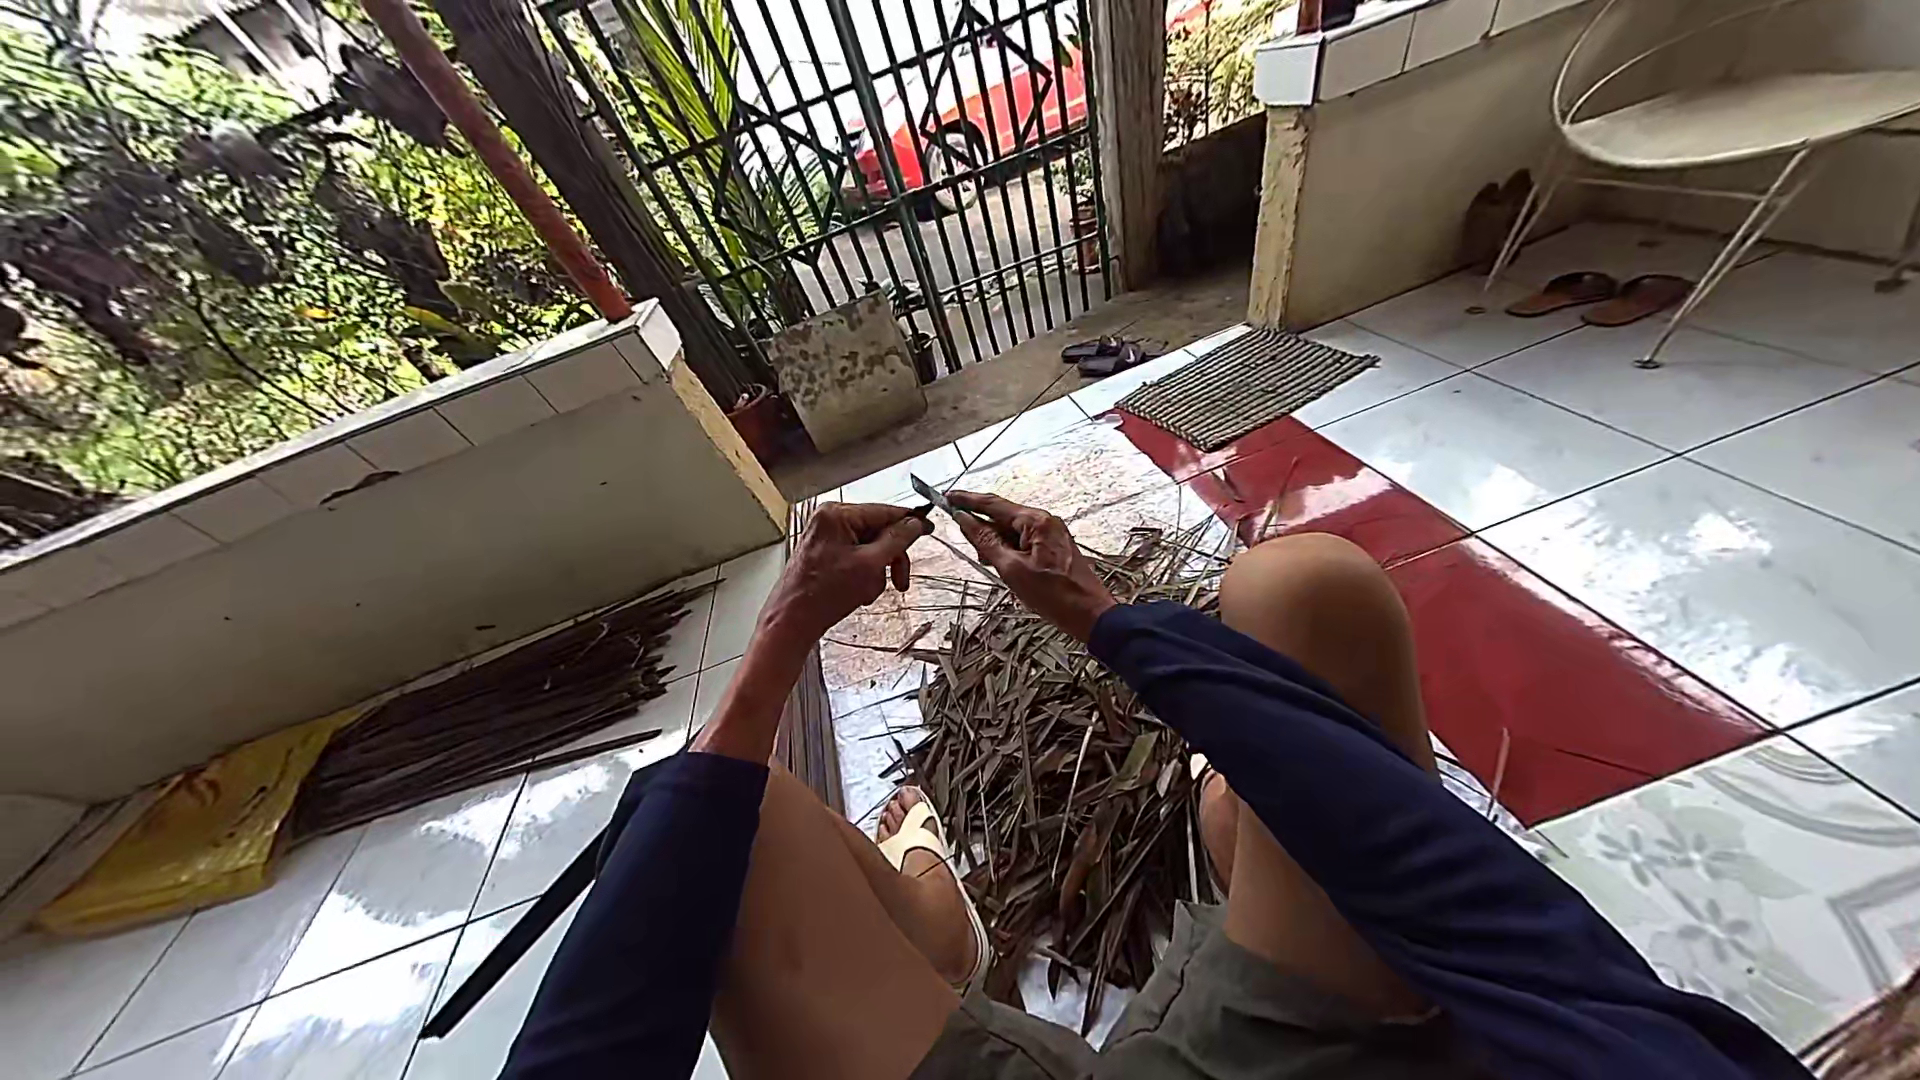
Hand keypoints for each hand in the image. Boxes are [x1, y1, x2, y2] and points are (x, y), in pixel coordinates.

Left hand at [754, 502, 930, 655]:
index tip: (929, 528)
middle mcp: (830, 521)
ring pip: (870, 548)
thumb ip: (896, 540)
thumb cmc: (821, 594)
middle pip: (878, 531)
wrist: (792, 622)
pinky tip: (859, 593)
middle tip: (900, 580)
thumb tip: (915, 523)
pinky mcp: (826, 555)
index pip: (884, 511)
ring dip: (877, 572)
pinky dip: (865, 576)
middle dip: (890, 558)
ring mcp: (827, 538)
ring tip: (869, 591)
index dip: (909, 522)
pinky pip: (858, 559)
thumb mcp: (869, 564)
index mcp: (837, 515)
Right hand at [947, 491, 1116, 642]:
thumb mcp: (1012, 569)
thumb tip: (964, 520)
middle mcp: (1045, 521)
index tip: (947, 497)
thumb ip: (985, 541)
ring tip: (995, 567)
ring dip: (997, 546)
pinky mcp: (1053, 548)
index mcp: (1036, 521)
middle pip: (1002, 517)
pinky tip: (1007, 570)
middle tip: (976, 552)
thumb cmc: (1056, 596)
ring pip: (1012, 532)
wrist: (1090, 615)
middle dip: (984, 532)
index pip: (993, 504)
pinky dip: (1010, 553)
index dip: (967, 500)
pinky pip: (1023, 543)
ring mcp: (1051, 534)